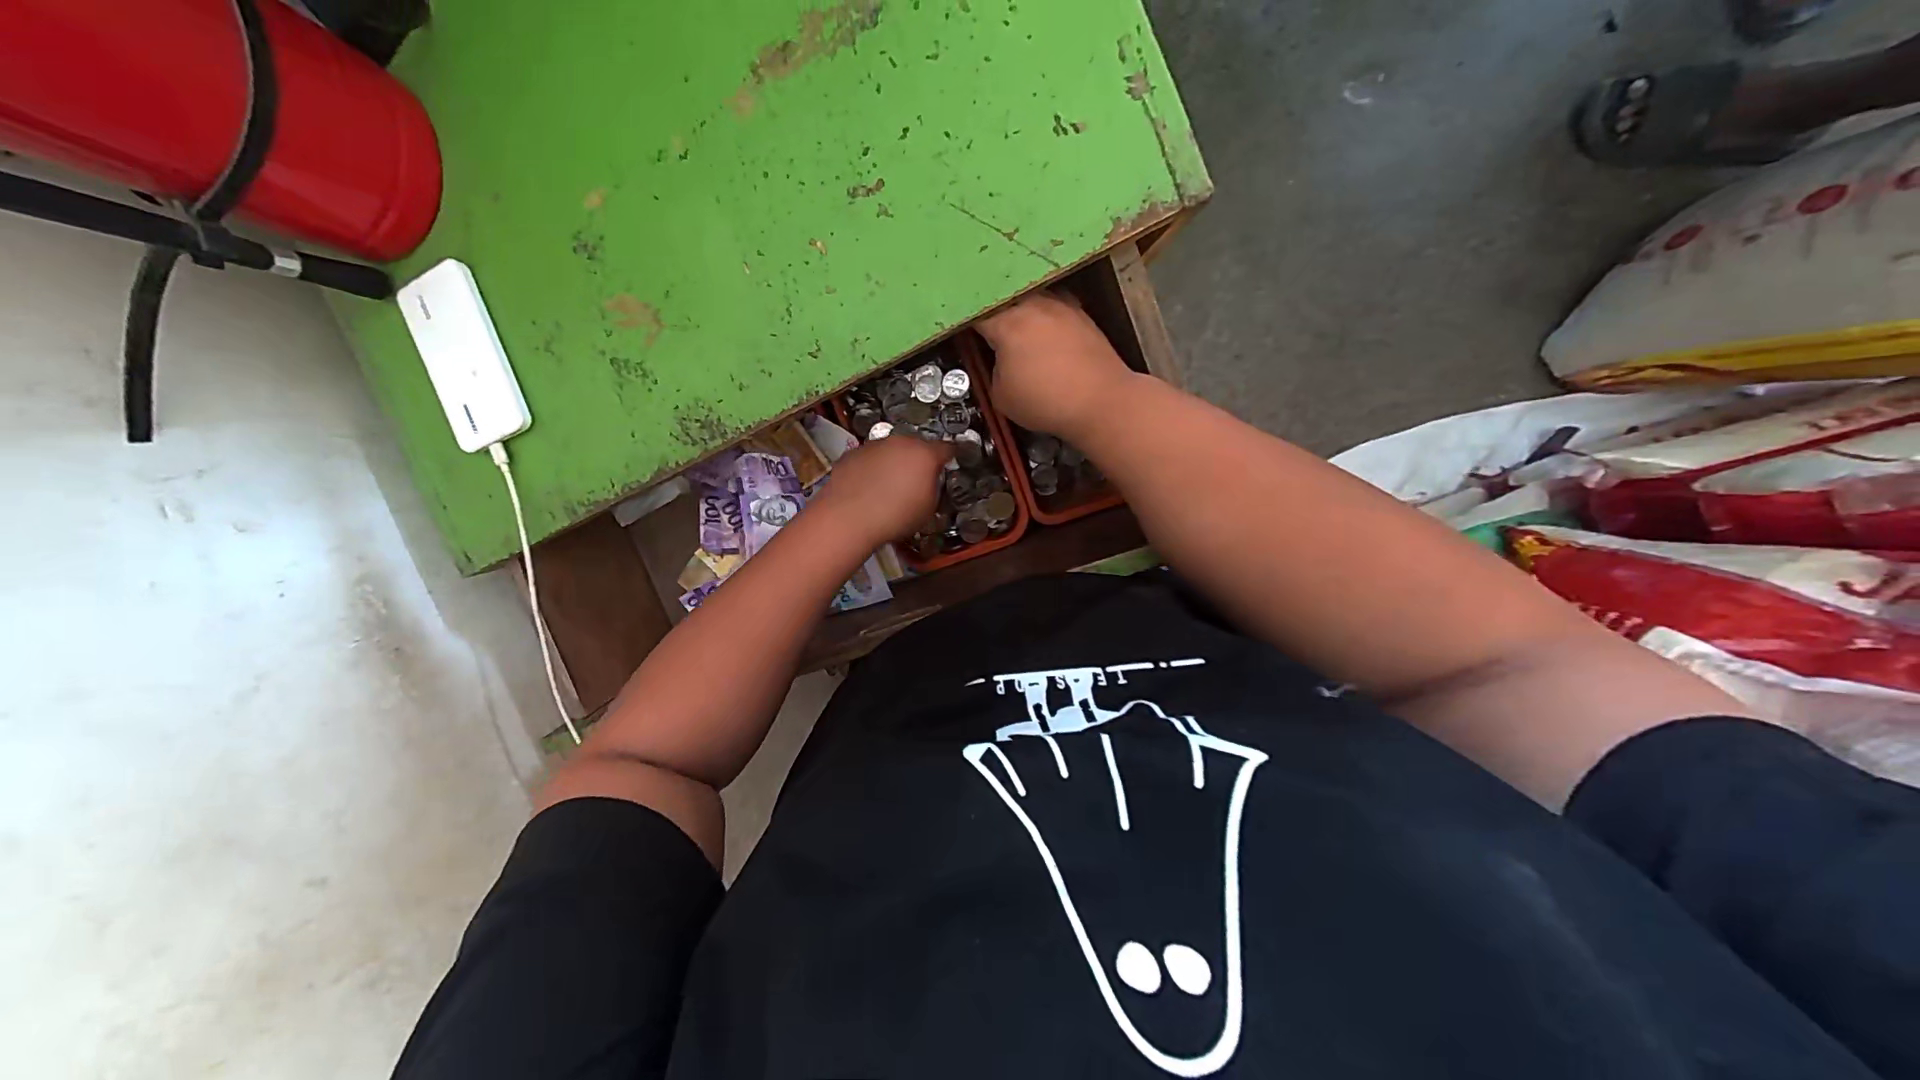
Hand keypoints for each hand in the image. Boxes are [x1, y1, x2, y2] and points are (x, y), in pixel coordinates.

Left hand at [806, 434, 951, 546]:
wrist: (848, 517)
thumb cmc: (896, 516)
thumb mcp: (928, 509)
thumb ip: (933, 489)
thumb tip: (929, 483)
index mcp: (925, 454)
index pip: (946, 448)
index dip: (950, 456)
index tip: (950, 462)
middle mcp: (900, 443)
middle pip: (916, 446)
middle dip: (918, 460)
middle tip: (916, 480)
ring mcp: (873, 446)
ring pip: (890, 450)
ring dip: (893, 463)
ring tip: (888, 486)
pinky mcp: (852, 454)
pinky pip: (869, 459)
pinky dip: (871, 469)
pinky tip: (867, 488)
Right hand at [975, 293, 1136, 440]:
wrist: (1101, 401)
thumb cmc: (1049, 402)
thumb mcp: (1001, 395)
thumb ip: (991, 369)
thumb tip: (997, 360)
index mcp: (1008, 322)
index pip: (974, 309)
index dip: (961, 316)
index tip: (955, 322)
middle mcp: (1034, 304)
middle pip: (1002, 295)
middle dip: (989, 306)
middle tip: (979, 320)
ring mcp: (1060, 305)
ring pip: (1028, 295)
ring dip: (1016, 306)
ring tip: (1009, 324)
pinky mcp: (1079, 313)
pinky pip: (1051, 305)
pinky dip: (1040, 315)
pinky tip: (1039, 331)